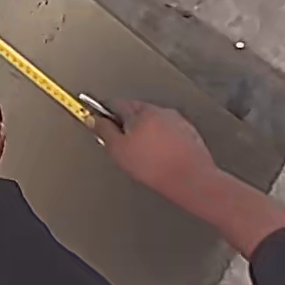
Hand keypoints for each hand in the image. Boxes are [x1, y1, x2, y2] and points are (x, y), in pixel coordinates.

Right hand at [90, 100, 221, 201]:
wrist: (190, 180)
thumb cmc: (155, 166)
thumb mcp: (116, 149)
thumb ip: (103, 130)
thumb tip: (94, 120)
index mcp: (141, 111)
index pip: (114, 103)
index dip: (103, 114)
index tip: (98, 123)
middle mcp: (161, 111)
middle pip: (134, 112)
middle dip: (125, 125)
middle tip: (120, 144)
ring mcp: (178, 122)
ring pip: (152, 123)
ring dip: (144, 133)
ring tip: (141, 155)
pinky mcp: (190, 135)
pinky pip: (168, 133)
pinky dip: (160, 141)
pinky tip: (157, 157)